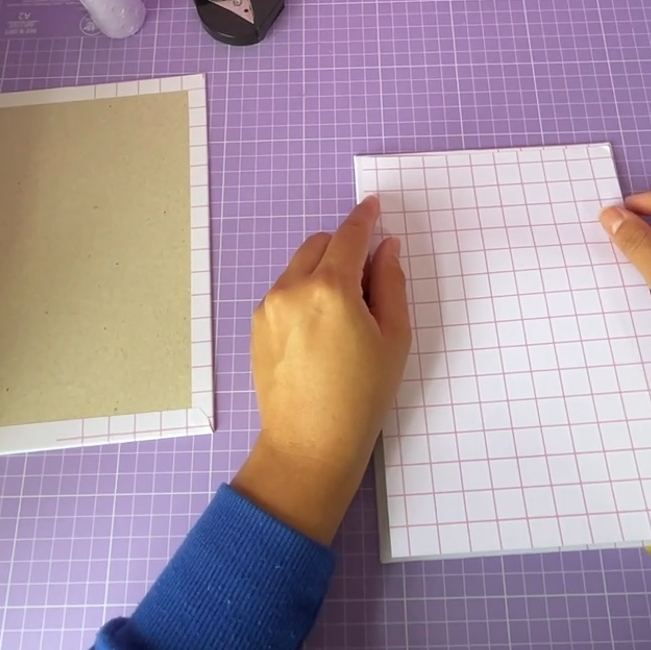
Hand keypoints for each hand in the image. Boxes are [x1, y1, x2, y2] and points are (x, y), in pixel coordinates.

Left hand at [233, 197, 410, 542]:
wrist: (309, 444)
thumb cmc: (362, 395)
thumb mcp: (393, 338)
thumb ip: (391, 282)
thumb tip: (386, 246)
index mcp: (331, 288)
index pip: (350, 236)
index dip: (365, 217)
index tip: (373, 206)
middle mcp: (293, 287)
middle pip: (321, 243)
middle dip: (344, 247)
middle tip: (366, 281)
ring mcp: (269, 305)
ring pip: (300, 266)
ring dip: (322, 270)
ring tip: (341, 315)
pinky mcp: (257, 323)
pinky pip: (285, 290)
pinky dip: (304, 292)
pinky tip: (318, 332)